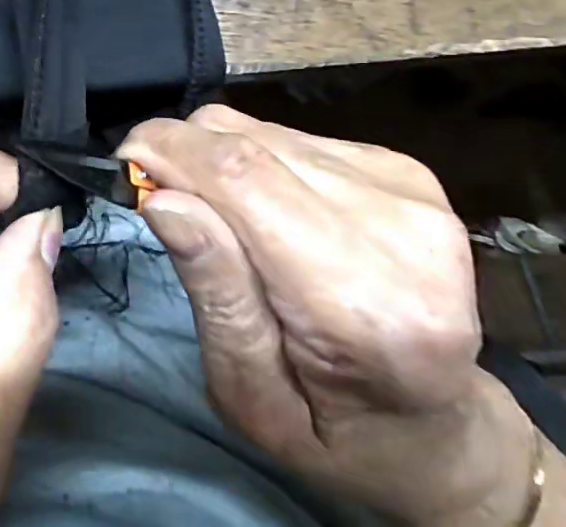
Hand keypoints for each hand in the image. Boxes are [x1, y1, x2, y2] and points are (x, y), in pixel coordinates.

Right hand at [120, 105, 545, 525]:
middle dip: (185, 150)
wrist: (441, 422)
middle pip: (255, 145)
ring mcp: (411, 190)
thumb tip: (162, 198)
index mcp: (368, 307)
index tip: (124, 159)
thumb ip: (215, 293)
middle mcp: (403, 231)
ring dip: (220, 155)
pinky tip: (264, 205)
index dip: (173, 152)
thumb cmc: (340, 434)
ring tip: (215, 208)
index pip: (247, 183)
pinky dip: (257, 158)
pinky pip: (296, 136)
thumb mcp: (254, 398)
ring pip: (270, 130)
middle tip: (153, 183)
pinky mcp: (406, 167)